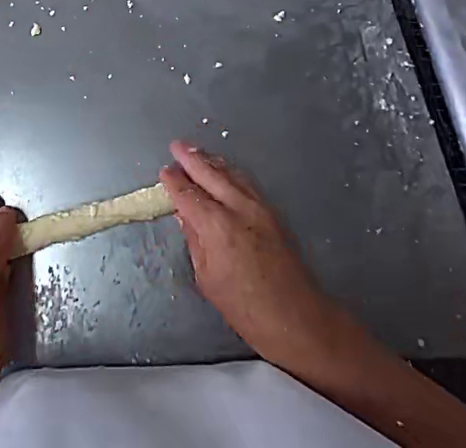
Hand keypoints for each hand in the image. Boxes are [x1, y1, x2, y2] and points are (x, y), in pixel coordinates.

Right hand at [160, 140, 381, 383]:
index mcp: (216, 226)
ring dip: (211, 161)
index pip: (188, 194)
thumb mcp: (208, 278)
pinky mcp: (273, 213)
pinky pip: (246, 183)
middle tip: (176, 145)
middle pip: (210, 174)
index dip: (174, 181)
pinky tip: (224, 171)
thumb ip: (195, 241)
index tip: (164, 171)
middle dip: (191, 158)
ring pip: (231, 174)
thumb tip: (186, 217)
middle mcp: (237, 208)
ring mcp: (259, 208)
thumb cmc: (246, 308)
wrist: (300, 320)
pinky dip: (230, 172)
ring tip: (196, 152)